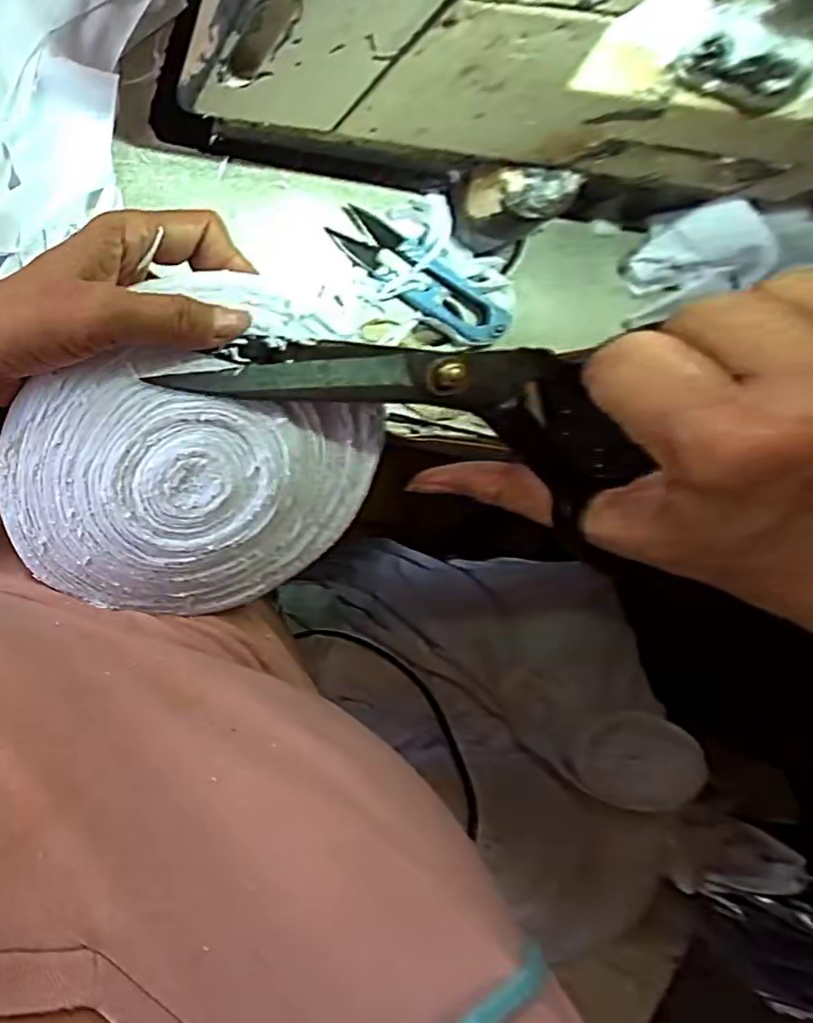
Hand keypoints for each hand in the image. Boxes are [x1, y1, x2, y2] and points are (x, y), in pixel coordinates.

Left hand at [0, 209, 256, 406]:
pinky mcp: (88, 341)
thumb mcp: (103, 313)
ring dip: (183, 340)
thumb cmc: (21, 323)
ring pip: (161, 316)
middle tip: (235, 347)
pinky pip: (135, 345)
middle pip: (185, 277)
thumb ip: (170, 316)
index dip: (231, 263)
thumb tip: (236, 320)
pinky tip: (167, 382)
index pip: (201, 233)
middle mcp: (116, 266)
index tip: (250, 307)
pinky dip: (154, 360)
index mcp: (122, 236)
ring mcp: (101, 306)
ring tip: (208, 370)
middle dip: (211, 307)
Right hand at [409, 269, 812, 627]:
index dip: (620, 380)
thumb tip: (428, 478)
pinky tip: (805, 365)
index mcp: (725, 443)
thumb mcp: (629, 529)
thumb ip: (526, 492)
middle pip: (701, 312)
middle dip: (689, 350)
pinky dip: (809, 318)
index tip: (641, 414)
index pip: (627, 355)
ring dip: (759, 325)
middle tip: (707, 398)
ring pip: (780, 288)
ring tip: (766, 376)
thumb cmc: (756, 553)